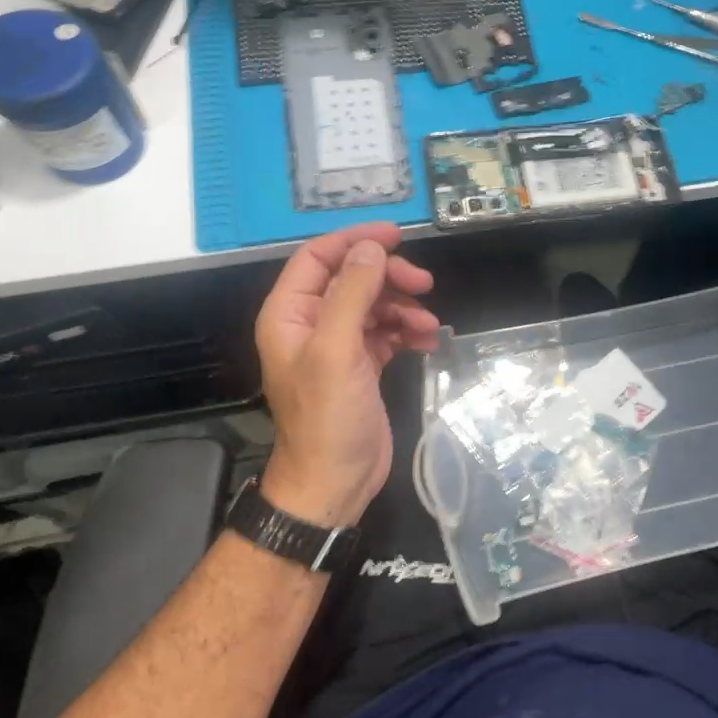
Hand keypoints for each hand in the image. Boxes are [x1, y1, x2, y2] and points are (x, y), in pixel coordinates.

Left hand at [255, 223, 438, 526]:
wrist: (334, 482)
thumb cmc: (327, 417)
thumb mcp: (336, 350)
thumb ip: (352, 293)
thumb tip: (371, 248)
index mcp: (289, 314)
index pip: (318, 258)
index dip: (355, 241)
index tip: (397, 236)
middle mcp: (311, 324)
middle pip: (352, 279)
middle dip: (389, 278)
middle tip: (424, 284)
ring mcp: (338, 346)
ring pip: (374, 305)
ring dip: (404, 308)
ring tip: (428, 325)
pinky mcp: (362, 366)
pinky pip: (387, 333)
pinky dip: (407, 332)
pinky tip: (428, 342)